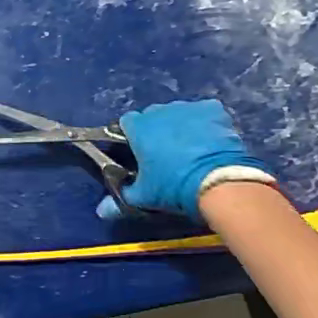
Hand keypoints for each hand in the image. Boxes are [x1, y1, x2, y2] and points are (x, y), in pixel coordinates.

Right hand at [97, 99, 273, 219]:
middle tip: (165, 155)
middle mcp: (161, 111)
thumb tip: (101, 210)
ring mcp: (189, 107)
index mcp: (139, 127)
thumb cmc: (173, 187)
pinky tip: (211, 142)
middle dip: (156, 131)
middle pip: (153, 116)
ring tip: (191, 150)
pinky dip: (206, 124)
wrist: (216, 181)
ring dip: (181, 126)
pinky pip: (205, 113)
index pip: (127, 123)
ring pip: (179, 113)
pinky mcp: (213, 109)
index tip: (138, 152)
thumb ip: (122, 197)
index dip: (131, 136)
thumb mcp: (145, 196)